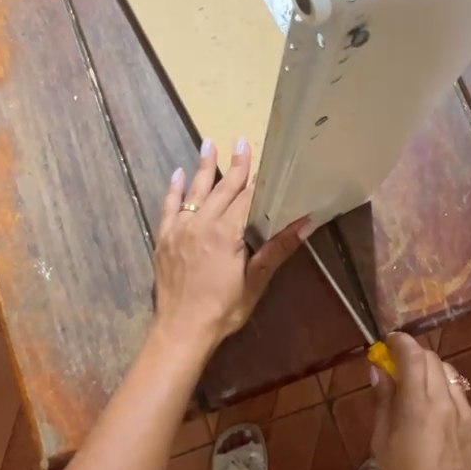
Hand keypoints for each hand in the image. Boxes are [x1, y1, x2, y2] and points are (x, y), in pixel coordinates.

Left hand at [153, 138, 310, 350]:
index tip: (263, 157)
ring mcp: (180, 229)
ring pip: (195, 192)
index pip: (246, 198)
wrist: (182, 329)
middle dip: (235, 165)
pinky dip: (174, 189)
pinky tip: (178, 174)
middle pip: (223, 189)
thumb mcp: (256, 281)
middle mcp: (202, 223)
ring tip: (208, 143)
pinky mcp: (165, 238)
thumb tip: (306, 223)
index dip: (256, 178)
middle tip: (241, 140)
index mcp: (227, 232)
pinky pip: (169, 207)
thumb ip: (277, 249)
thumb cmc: (223, 309)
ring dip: (204, 168)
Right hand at [370, 333, 470, 469]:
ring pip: (448, 373)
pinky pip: (458, 394)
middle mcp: (446, 401)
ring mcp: (466, 411)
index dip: (400, 342)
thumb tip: (378, 371)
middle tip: (395, 364)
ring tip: (413, 386)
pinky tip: (432, 411)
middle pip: (432, 359)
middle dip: (413, 354)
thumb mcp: (383, 443)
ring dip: (429, 370)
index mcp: (420, 405)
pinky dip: (442, 390)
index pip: (413, 355)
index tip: (387, 341)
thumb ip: (383, 402)